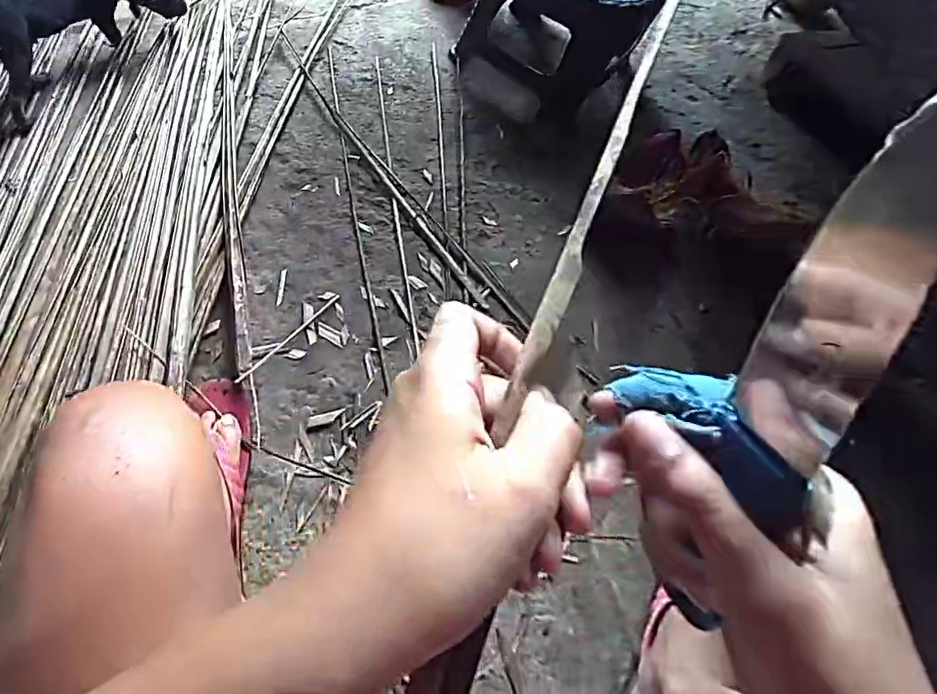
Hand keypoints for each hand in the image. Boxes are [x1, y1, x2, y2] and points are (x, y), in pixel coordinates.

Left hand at [285, 302, 588, 686]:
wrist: (363, 615)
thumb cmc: (441, 544)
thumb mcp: (523, 484)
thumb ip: (554, 431)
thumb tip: (556, 410)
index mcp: (440, 382)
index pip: (466, 320)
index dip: (509, 342)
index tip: (544, 394)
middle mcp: (425, 404)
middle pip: (499, 400)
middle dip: (546, 456)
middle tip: (573, 516)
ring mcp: (419, 446)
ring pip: (493, 450)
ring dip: (531, 499)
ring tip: (545, 556)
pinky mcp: (418, 486)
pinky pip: (473, 482)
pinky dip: (503, 516)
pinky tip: (520, 567)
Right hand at [585, 409, 933, 693]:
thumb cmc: (832, 674)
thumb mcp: (761, 582)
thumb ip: (701, 497)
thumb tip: (639, 420)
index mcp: (807, 482)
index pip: (723, 415)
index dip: (660, 408)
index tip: (604, 411)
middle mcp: (780, 494)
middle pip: (690, 453)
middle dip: (654, 484)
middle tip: (602, 486)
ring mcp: (757, 528)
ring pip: (677, 495)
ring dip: (672, 539)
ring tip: (703, 589)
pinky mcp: (737, 560)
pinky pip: (682, 532)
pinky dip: (677, 559)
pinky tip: (701, 596)